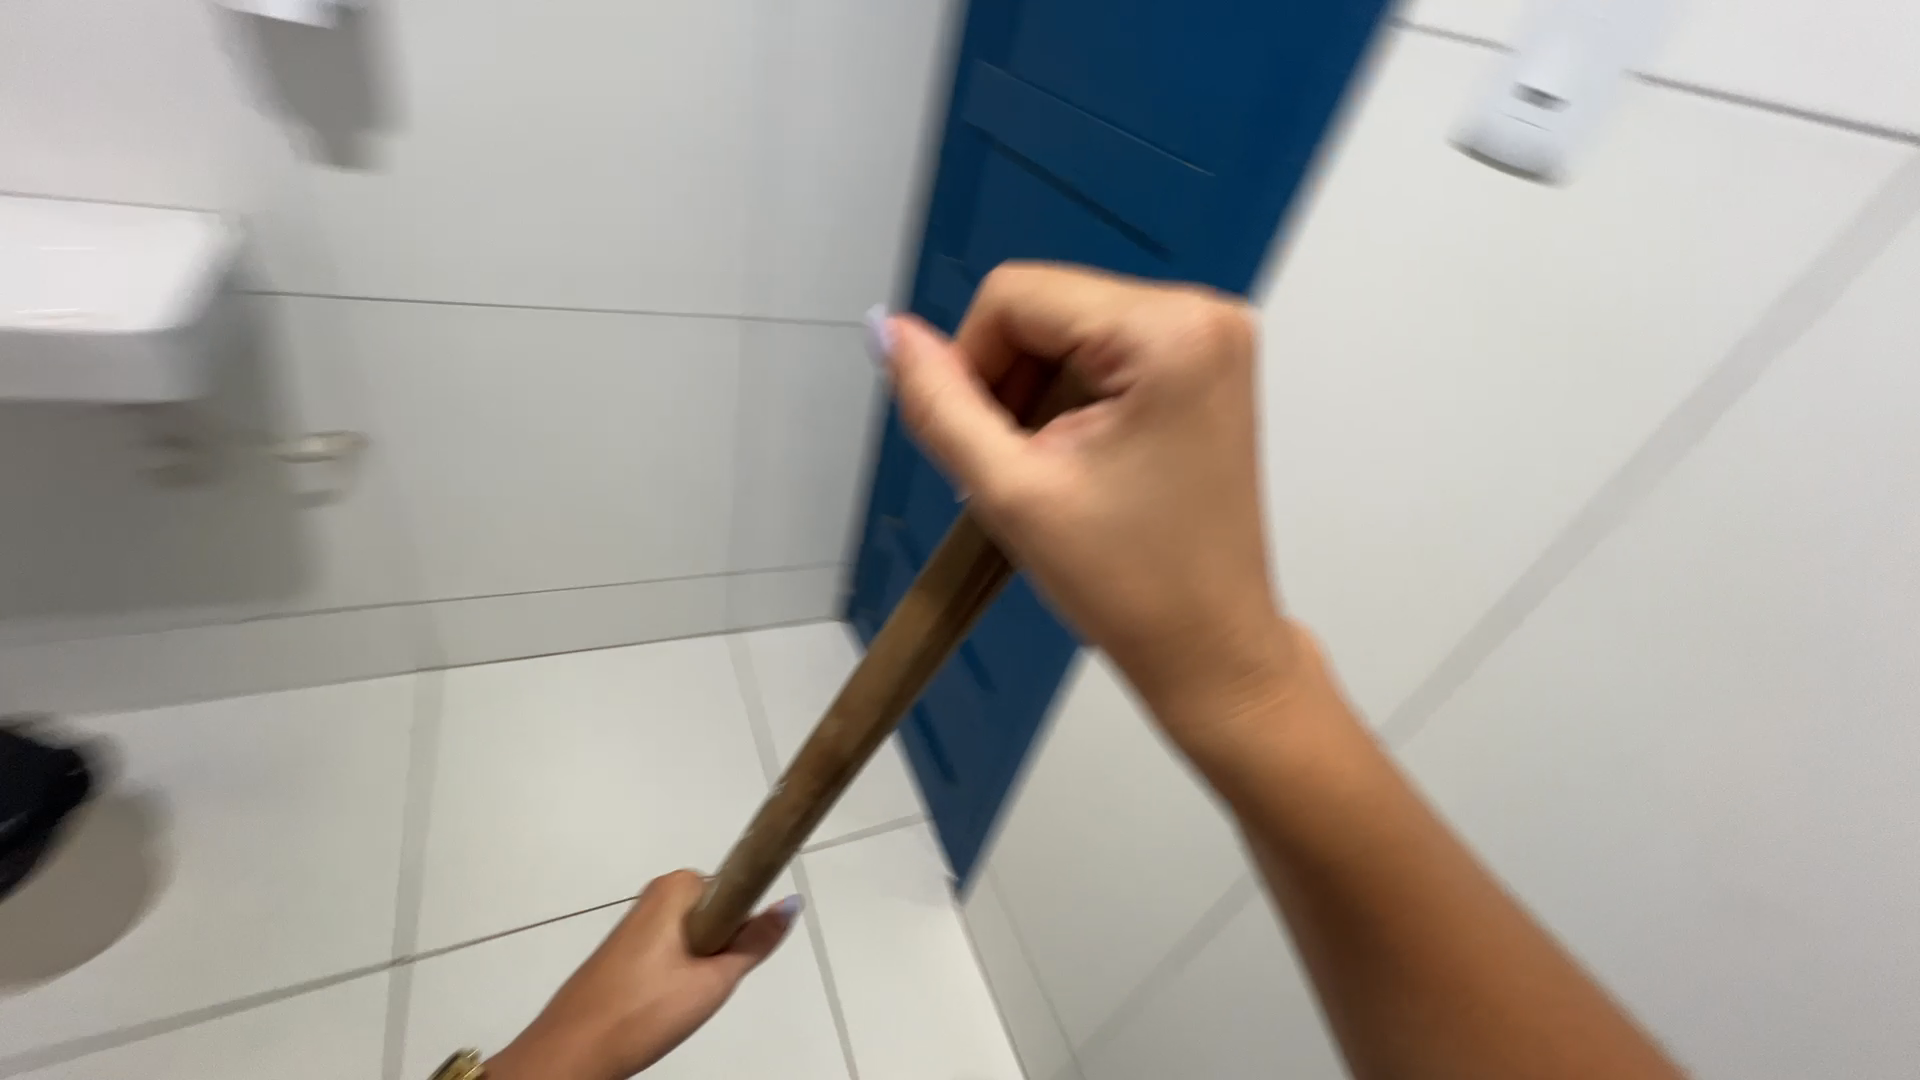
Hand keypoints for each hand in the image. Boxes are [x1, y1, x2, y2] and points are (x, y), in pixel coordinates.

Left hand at [485, 871, 799, 1079]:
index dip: (741, 929)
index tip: (727, 962)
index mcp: (679, 885)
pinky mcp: (624, 948)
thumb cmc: (643, 1011)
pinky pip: (671, 952)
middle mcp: (658, 892)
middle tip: (703, 987)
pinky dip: (674, 977)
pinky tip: (659, 1006)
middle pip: (718, 914)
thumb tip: (794, 902)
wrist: (566, 1057)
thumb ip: (756, 942)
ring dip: (697, 967)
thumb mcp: (712, 981)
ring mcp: (638, 921)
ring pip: (695, 938)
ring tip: (677, 1002)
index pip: (738, 892)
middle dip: (720, 950)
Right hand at [880, 263, 1297, 744]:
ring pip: (1071, 330)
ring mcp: (1212, 339)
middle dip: (1009, 381)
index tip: (982, 444)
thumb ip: (939, 405)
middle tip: (1018, 465)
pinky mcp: (1207, 368)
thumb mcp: (1011, 491)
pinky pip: (1107, 352)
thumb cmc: (1124, 583)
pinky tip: (1080, 457)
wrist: (1208, 645)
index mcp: (1167, 332)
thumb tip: (890, 332)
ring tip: (1050, 468)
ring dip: (1038, 394)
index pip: (1016, 294)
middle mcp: (1202, 313)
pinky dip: (1073, 397)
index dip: (970, 363)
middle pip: (1047, 306)